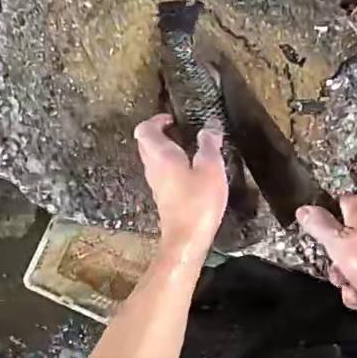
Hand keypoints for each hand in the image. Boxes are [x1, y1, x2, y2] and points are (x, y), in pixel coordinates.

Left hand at [135, 114, 227, 256]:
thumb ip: (209, 144)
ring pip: (153, 159)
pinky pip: (161, 173)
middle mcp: (153, 167)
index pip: (145, 129)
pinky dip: (171, 165)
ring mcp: (156, 184)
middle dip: (160, 133)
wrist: (187, 238)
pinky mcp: (163, 197)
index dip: (156, 120)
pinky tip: (190, 171)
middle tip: (181, 130)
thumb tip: (209, 127)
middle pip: (146, 143)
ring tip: (188, 148)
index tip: (173, 119)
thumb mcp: (211, 167)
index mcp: (161, 155)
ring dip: (165, 149)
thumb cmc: (198, 200)